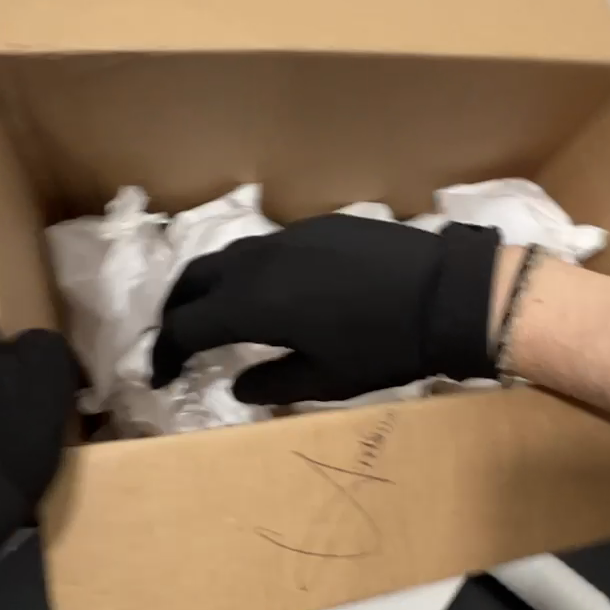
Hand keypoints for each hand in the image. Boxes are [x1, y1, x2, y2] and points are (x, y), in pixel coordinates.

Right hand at [150, 215, 504, 403]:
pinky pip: (270, 247)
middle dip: (178, 309)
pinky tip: (276, 291)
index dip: (166, 354)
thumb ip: (273, 383)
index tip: (163, 376)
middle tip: (179, 339)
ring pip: (232, 257)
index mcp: (253, 303)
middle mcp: (260, 261)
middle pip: (195, 278)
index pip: (186, 326)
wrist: (447, 295)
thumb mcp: (328, 380)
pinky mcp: (321, 225)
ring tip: (221, 314)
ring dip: (214, 286)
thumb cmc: (387, 347)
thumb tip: (239, 385)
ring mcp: (291, 236)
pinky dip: (253, 271)